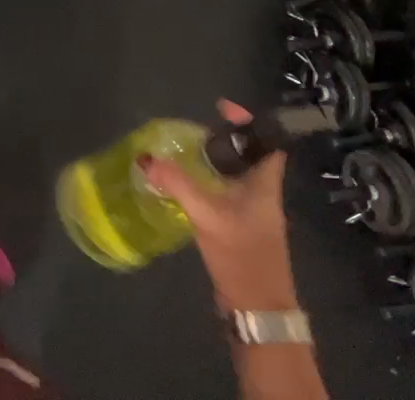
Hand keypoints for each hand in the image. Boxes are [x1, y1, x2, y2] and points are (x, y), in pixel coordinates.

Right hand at [139, 99, 297, 311]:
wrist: (257, 308)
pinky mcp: (239, 229)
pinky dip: (205, 184)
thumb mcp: (208, 216)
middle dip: (222, 140)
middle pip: (247, 157)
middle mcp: (262, 195)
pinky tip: (183, 187)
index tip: (222, 108)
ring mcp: (251, 213)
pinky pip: (223, 194)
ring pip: (234, 176)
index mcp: (264, 185)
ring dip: (212, 163)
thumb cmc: (242, 256)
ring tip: (183, 153)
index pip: (267, 143)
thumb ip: (178, 185)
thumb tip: (147, 159)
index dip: (250, 122)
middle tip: (193, 131)